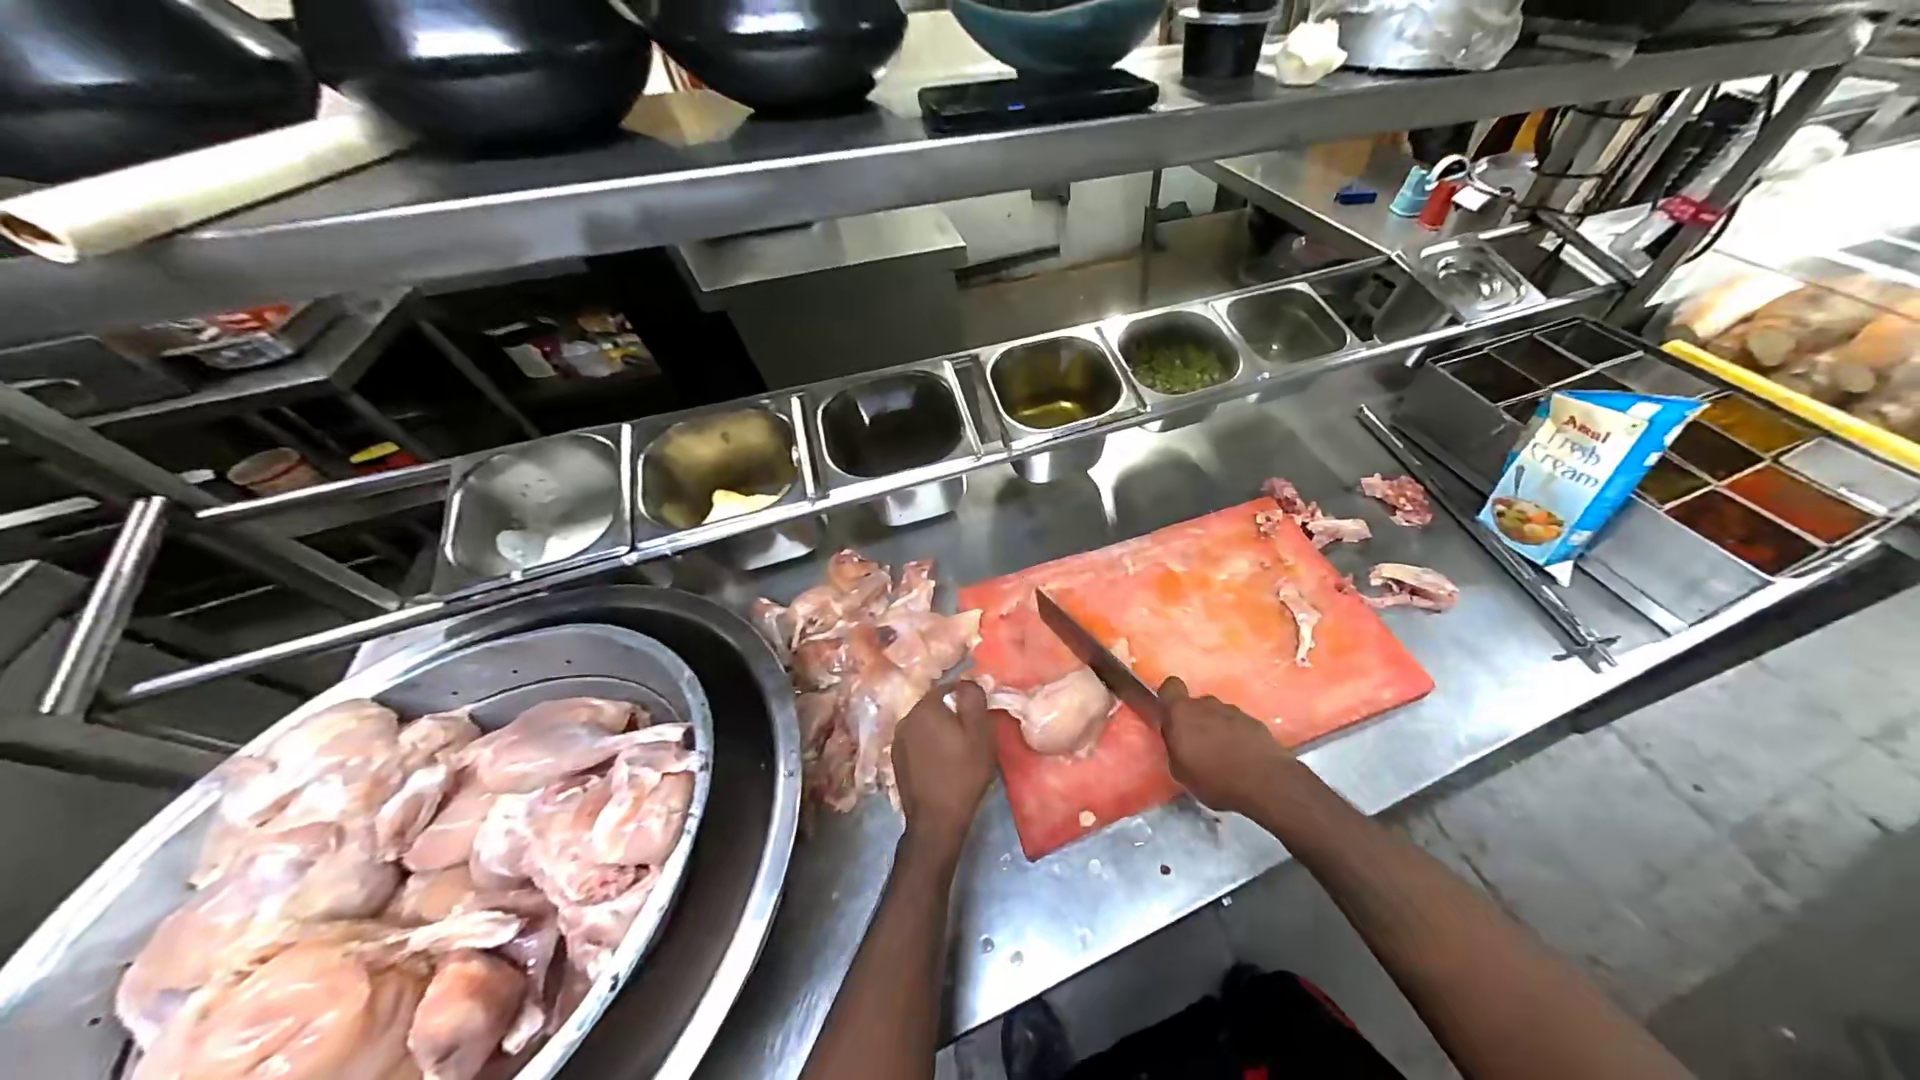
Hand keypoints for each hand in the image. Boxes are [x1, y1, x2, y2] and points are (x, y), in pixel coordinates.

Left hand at [893, 681, 996, 850]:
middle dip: (952, 715)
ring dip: (940, 731)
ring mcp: (898, 740)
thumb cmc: (963, 774)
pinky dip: (929, 746)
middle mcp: (906, 718)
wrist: (936, 819)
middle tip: (971, 736)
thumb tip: (969, 680)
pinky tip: (941, 764)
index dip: (967, 700)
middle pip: (935, 706)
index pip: (949, 688)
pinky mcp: (896, 759)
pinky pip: (917, 742)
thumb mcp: (980, 734)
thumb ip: (973, 699)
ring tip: (957, 751)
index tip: (979, 718)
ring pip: (925, 724)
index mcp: (925, 707)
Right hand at [1158, 677, 1295, 815]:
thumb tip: (1179, 739)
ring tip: (1224, 756)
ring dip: (1218, 729)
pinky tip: (1243, 759)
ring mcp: (1234, 712)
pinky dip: (1238, 737)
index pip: (1171, 686)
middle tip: (1198, 746)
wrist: (1265, 783)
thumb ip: (1175, 747)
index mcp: (1182, 712)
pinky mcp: (1256, 723)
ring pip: (1219, 715)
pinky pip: (1239, 726)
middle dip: (1196, 720)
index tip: (1171, 716)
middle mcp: (1207, 704)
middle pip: (1197, 704)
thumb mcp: (1180, 771)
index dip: (1170, 698)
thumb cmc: (1213, 778)